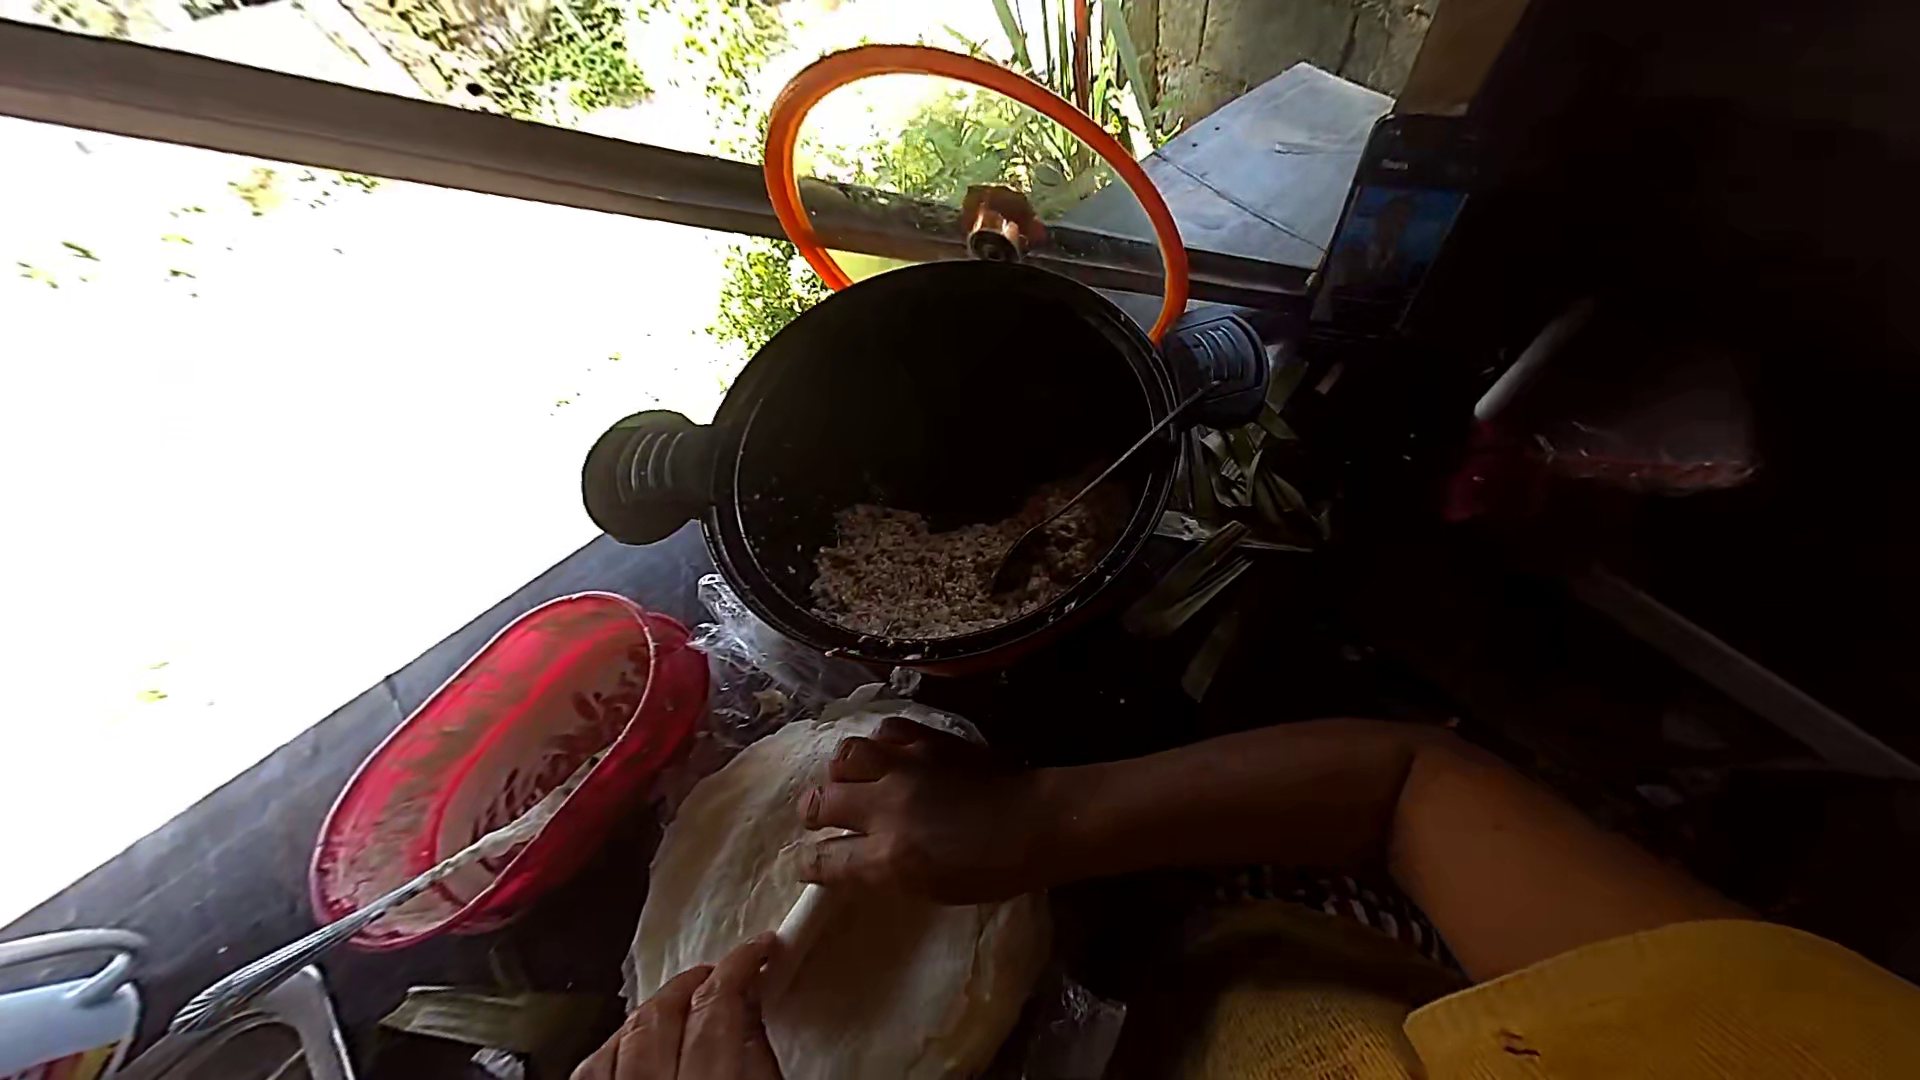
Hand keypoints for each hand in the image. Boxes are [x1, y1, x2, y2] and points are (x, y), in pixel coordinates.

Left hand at [573, 934, 782, 1079]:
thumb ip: (756, 1059)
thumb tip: (751, 997)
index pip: (714, 1011)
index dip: (739, 966)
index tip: (760, 946)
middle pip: (654, 1022)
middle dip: (691, 984)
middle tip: (721, 974)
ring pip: (609, 1047)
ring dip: (648, 1013)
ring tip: (679, 1005)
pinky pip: (585, 1076)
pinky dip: (610, 1050)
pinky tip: (635, 1045)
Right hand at [796, 717, 1053, 903]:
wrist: (1031, 820)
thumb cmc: (987, 868)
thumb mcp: (928, 888)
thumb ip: (882, 870)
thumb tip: (853, 859)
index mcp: (888, 856)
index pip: (825, 860)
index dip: (808, 863)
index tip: (807, 862)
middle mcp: (887, 806)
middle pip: (823, 800)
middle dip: (811, 810)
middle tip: (818, 812)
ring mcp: (906, 765)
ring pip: (846, 754)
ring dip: (840, 770)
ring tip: (848, 776)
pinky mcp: (926, 739)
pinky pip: (885, 730)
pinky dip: (879, 743)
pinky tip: (886, 752)